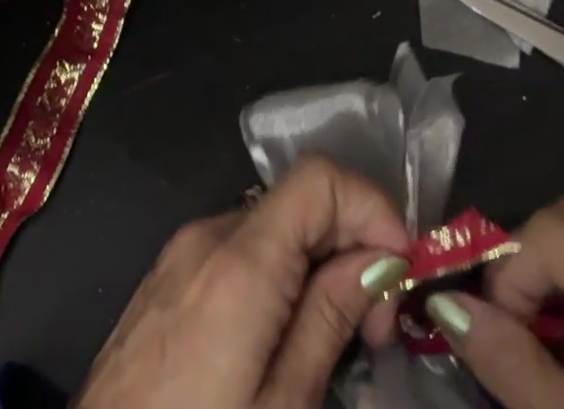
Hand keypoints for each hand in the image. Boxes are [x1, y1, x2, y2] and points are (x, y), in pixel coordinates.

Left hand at [74, 156, 412, 408]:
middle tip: (375, 329)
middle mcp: (206, 237)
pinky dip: (280, 273)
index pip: (319, 178)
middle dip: (353, 247)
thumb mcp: (281, 404)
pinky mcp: (168, 274)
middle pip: (300, 202)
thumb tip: (378, 259)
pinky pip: (241, 249)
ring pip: (274, 226)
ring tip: (334, 339)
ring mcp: (180, 252)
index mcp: (238, 263)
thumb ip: (328, 318)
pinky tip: (286, 332)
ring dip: (319, 263)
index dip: (371, 210)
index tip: (395, 278)